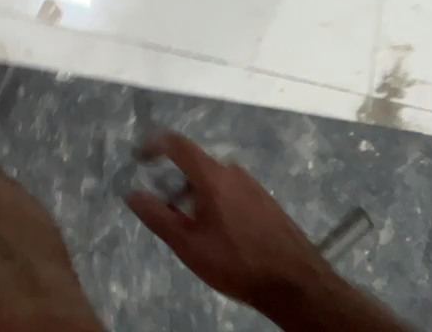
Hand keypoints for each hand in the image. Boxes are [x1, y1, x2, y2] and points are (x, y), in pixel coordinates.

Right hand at [125, 132, 333, 314]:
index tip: (139, 159)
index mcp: (212, 175)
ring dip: (197, 193)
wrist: (299, 287)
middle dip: (175, 179)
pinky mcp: (268, 202)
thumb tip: (132, 193)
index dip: (153, 144)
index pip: (176, 143)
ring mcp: (254, 186)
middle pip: (195, 163)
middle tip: (168, 207)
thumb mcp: (189, 245)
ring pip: (215, 179)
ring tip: (194, 226)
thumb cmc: (237, 263)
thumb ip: (157, 216)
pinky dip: (217, 201)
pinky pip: (232, 191)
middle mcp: (233, 171)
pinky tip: (221, 233)